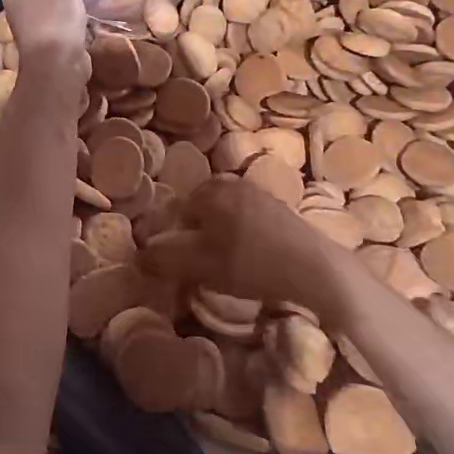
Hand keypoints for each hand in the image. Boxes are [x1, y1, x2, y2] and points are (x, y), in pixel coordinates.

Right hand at [157, 178, 349, 312]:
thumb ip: (164, 260)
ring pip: (225, 216)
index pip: (177, 211)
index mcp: (211, 190)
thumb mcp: (201, 266)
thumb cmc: (251, 263)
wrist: (317, 269)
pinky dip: (240, 238)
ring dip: (218, 238)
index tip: (176, 264)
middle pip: (201, 211)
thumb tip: (137, 258)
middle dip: (194, 236)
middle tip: (197, 266)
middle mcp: (233, 183)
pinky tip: (249, 262)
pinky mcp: (281, 210)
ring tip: (222, 267)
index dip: (171, 238)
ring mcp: (260, 195)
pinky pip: (247, 221)